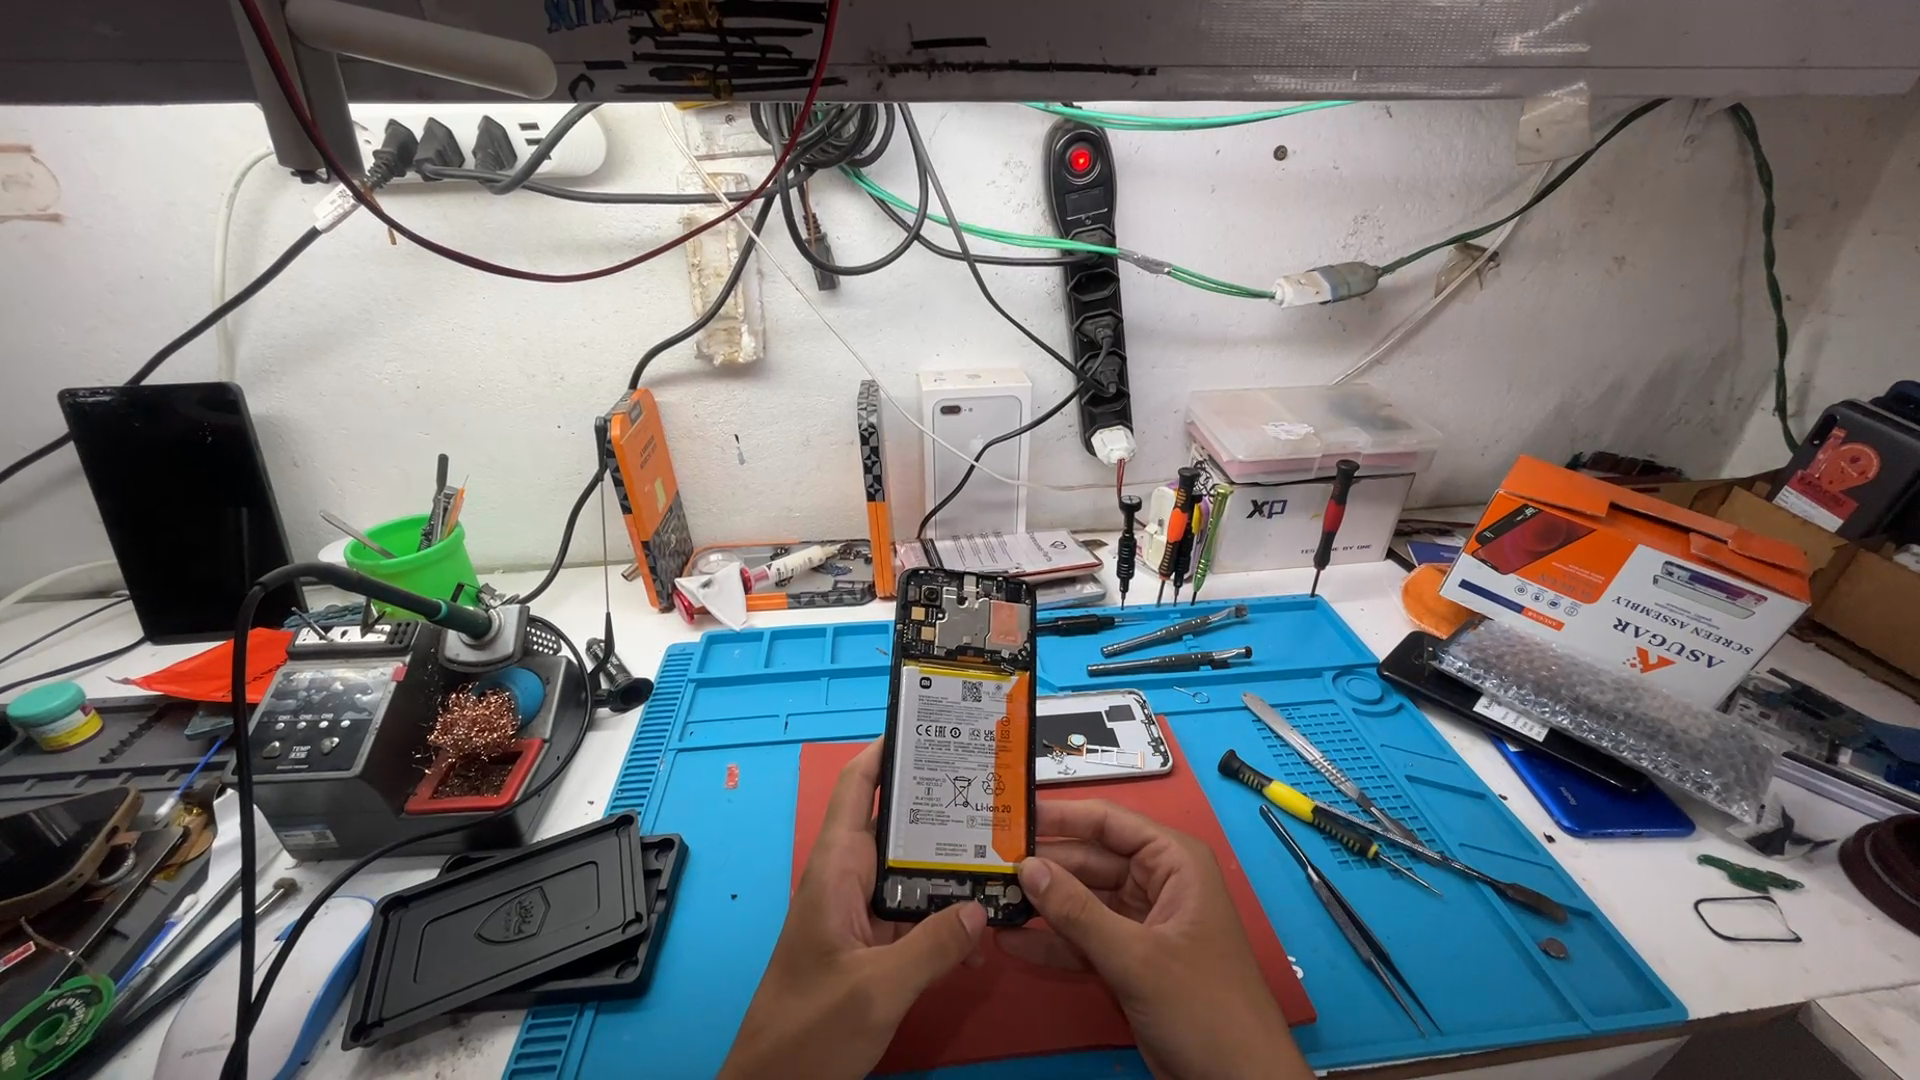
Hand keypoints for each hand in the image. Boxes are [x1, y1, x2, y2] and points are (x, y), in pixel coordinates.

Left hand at [719, 739, 985, 1079]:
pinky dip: (944, 906)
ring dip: (946, 857)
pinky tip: (981, 917)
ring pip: (908, 867)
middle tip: (987, 783)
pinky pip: (913, 909)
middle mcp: (846, 879)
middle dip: (934, 801)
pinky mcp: (870, 942)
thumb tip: (983, 908)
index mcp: (834, 868)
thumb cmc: (807, 1032)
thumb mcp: (875, 990)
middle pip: (892, 822)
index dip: (884, 751)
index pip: (855, 788)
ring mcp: (858, 911)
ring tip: (998, 840)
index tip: (925, 727)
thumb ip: (932, 948)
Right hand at [999, 799, 1310, 1079]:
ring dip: (1041, 903)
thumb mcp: (1136, 957)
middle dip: (1043, 863)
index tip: (1011, 815)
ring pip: (1081, 898)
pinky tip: (1011, 939)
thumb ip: (1077, 911)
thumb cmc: (1203, 1006)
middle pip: (1088, 859)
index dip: (1060, 816)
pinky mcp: (1129, 957)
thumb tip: (1025, 867)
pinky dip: (1052, 940)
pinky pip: (1083, 937)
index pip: (1107, 821)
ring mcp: (1141, 921)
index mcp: (1172, 861)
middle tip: (987, 861)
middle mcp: (1155, 881)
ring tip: (989, 896)